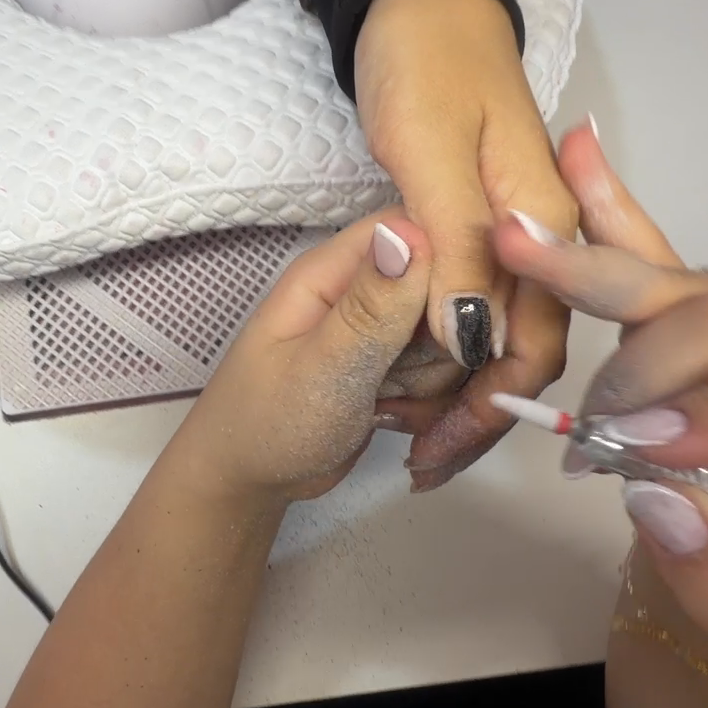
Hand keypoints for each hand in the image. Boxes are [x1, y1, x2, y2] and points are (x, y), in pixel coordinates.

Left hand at [171, 215, 433, 505]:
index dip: (457, 270)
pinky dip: (434, 403)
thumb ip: (372, 307)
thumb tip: (413, 230)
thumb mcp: (322, 368)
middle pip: (451, 287)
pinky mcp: (395, 362)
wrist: (250, 479)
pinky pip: (448, 371)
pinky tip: (394, 420)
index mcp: (333, 269)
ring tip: (385, 407)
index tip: (456, 330)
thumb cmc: (268, 422)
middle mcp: (361, 287)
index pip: (420, 228)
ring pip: (457, 337)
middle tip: (403, 384)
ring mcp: (381, 326)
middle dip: (448, 347)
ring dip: (438, 384)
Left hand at [357, 0, 576, 489]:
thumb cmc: (421, 66)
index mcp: (533, 217)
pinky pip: (462, 297)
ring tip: (408, 436)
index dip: (493, 396)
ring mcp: (496, 225)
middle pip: (514, 342)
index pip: (530, 331)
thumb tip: (469, 337)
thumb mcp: (428, 153)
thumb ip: (453, 242)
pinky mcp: (464, 220)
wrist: (410, 3)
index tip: (445, 444)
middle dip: (472, 407)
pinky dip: (434, 343)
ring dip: (451, 386)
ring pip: (487, 328)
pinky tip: (402, 375)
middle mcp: (527, 230)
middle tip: (421, 459)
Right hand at [494, 122, 707, 669]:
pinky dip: (605, 215)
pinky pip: (649, 262)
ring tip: (517, 245)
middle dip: (651, 370)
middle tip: (589, 434)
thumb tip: (656, 495)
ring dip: (588, 272)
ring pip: (679, 285)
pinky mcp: (696, 324)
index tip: (642, 446)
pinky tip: (575, 152)